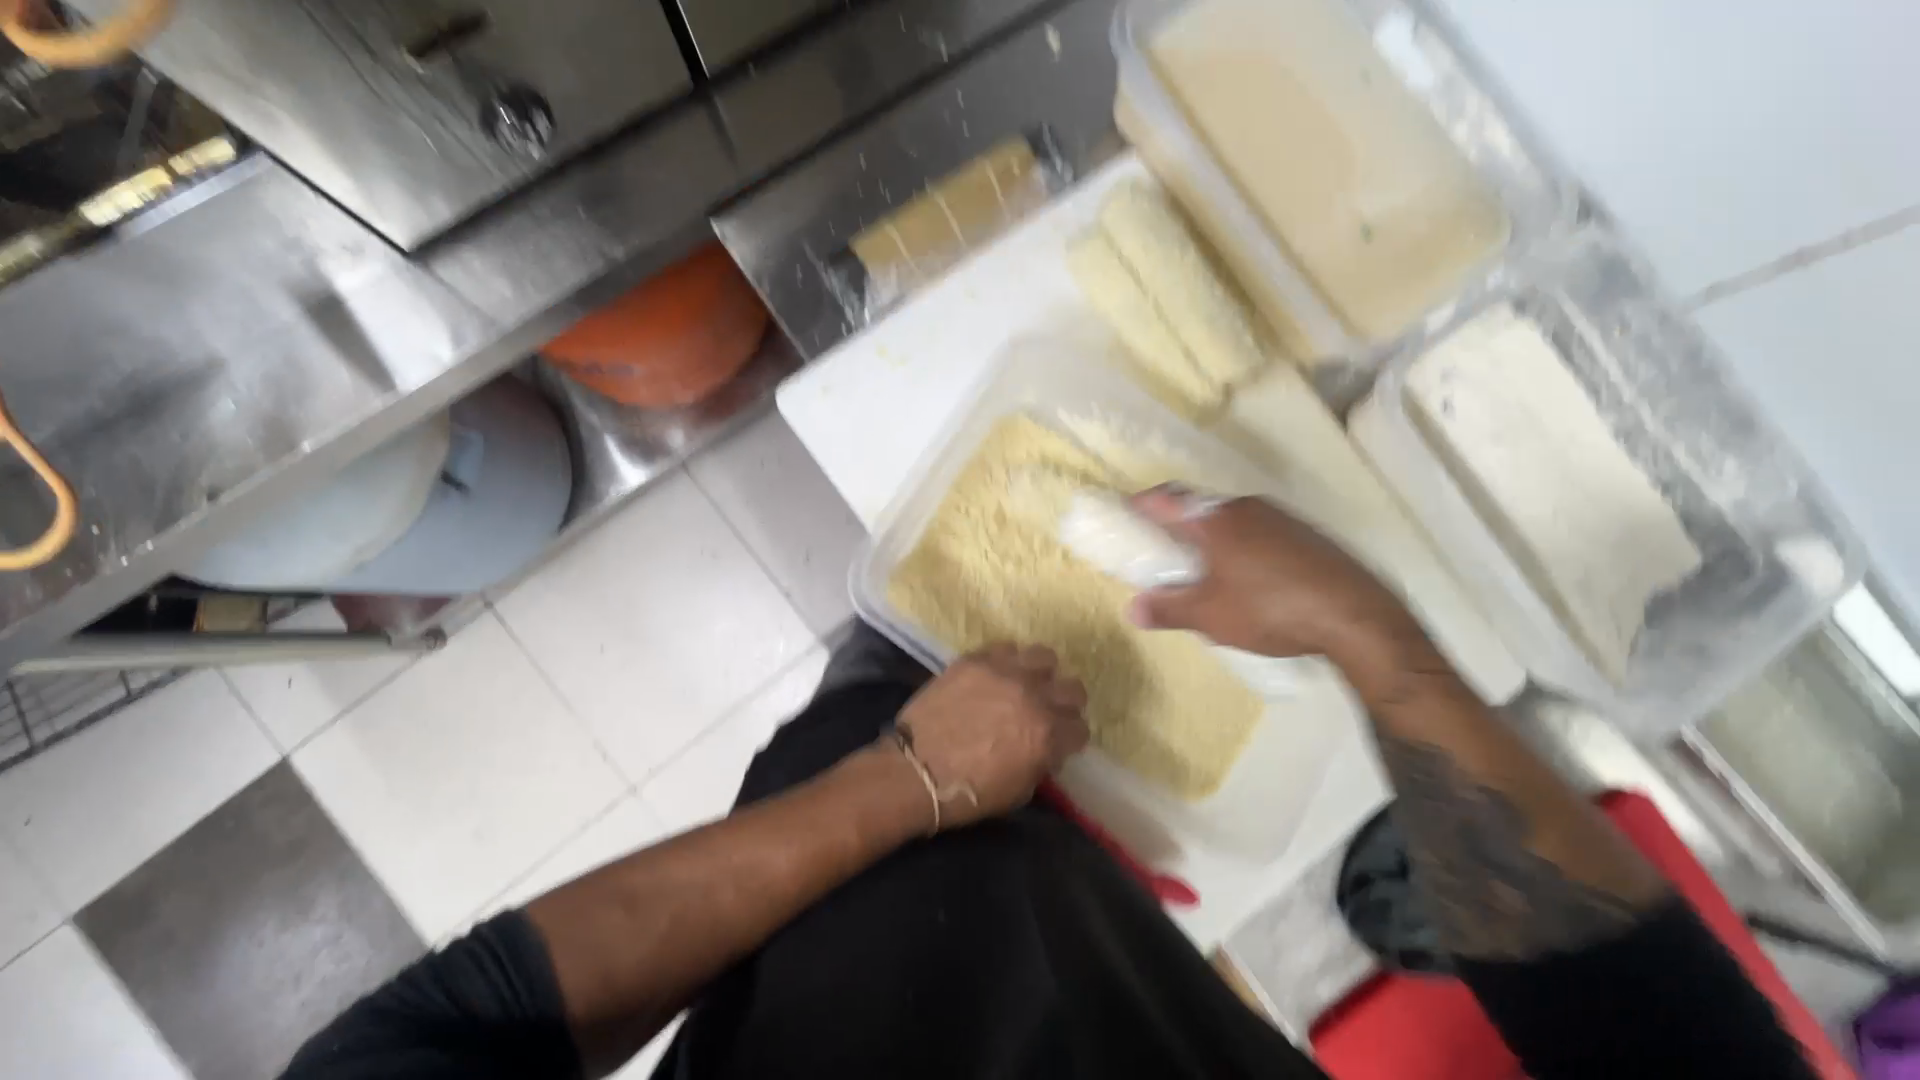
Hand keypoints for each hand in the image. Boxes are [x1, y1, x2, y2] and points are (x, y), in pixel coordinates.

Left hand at [895, 643, 1089, 829]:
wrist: (915, 772)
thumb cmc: (969, 792)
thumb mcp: (1020, 791)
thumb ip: (1042, 762)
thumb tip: (1047, 748)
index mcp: (1048, 735)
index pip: (1081, 728)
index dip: (1071, 738)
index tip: (1060, 742)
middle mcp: (1033, 697)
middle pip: (1073, 688)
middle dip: (1065, 703)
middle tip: (1047, 712)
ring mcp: (1004, 673)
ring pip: (1044, 657)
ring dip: (1040, 673)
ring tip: (1025, 685)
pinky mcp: (976, 660)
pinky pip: (1006, 648)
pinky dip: (1007, 661)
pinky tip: (996, 675)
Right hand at [1126, 488, 1425, 677]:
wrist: (1357, 617)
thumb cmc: (1270, 609)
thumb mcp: (1210, 616)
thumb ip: (1169, 608)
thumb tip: (1133, 608)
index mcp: (1216, 519)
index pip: (1167, 498)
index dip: (1141, 504)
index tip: (1126, 514)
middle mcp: (1248, 507)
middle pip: (1201, 508)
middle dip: (1178, 526)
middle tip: (1163, 551)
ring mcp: (1283, 519)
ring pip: (1234, 520)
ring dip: (1213, 538)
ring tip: (1205, 570)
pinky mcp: (1309, 536)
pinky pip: (1262, 533)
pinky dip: (1244, 548)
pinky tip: (1249, 580)